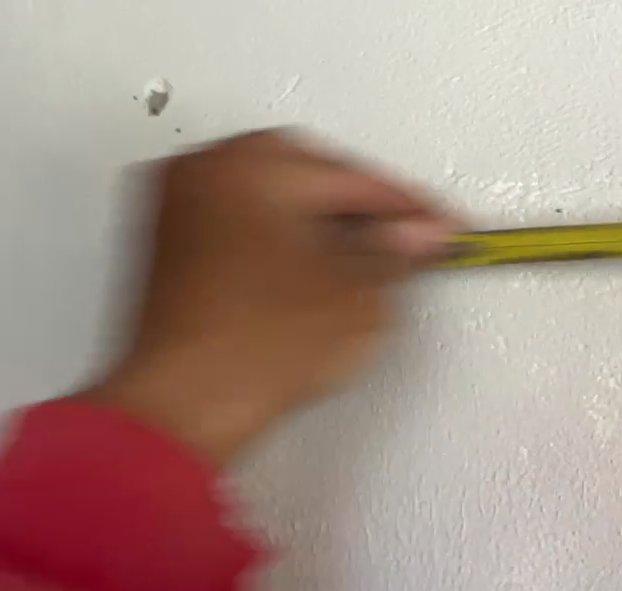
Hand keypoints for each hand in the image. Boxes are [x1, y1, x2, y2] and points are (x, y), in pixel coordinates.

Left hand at [77, 131, 457, 464]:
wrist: (196, 395)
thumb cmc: (263, 345)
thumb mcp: (361, 294)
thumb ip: (397, 251)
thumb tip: (420, 233)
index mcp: (249, 173)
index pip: (354, 178)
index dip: (413, 207)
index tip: (448, 227)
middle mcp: (203, 173)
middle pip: (308, 165)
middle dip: (367, 197)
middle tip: (414, 231)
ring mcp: (178, 203)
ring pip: (273, 185)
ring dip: (328, 209)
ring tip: (376, 246)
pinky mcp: (174, 238)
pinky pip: (245, 210)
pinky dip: (291, 224)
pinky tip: (325, 256)